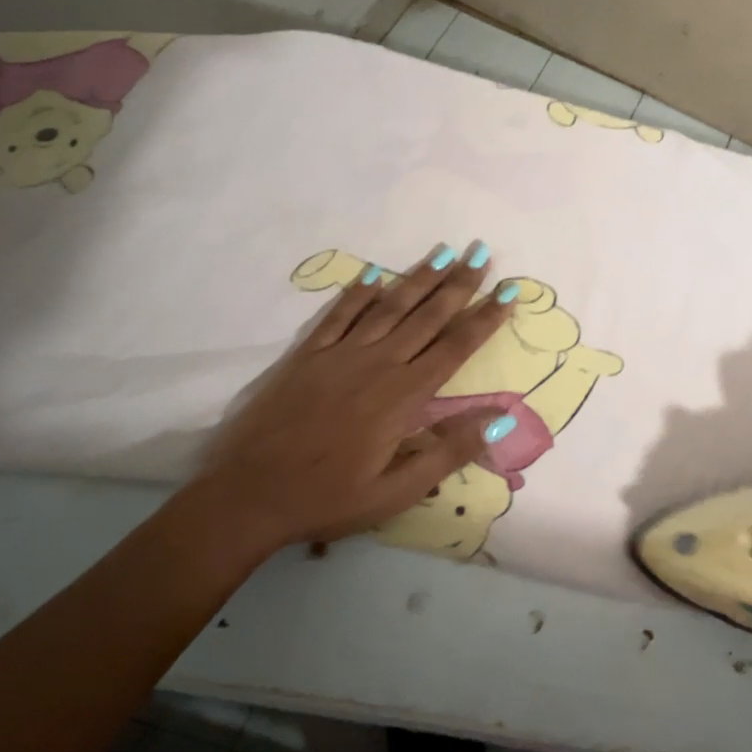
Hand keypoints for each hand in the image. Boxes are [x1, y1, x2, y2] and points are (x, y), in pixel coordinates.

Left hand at [181, 244, 514, 555]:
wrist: (243, 497)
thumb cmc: (327, 499)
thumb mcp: (396, 492)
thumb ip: (449, 451)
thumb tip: (501, 417)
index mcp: (403, 397)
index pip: (455, 347)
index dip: (485, 318)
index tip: (509, 290)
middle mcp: (376, 364)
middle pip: (427, 317)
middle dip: (459, 283)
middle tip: (481, 252)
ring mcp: (338, 355)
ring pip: (388, 307)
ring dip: (419, 278)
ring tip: (443, 252)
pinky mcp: (305, 357)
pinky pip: (337, 315)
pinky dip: (358, 293)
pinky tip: (375, 275)